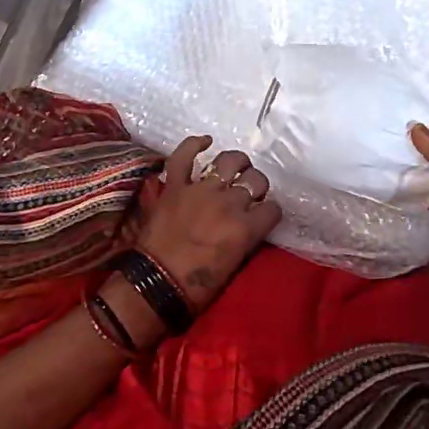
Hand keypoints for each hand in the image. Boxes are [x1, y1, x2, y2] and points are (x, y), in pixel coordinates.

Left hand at [137, 136, 282, 310]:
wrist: (155, 283)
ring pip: (228, 161)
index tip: (264, 215)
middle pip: (255, 180)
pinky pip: (183, 156)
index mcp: (246, 228)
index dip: (270, 211)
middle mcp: (228, 203)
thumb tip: (250, 223)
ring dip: (236, 163)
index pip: (273, 209)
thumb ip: (246, 238)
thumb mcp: (235, 264)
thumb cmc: (197, 287)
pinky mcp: (175, 186)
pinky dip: (194, 144)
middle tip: (248, 194)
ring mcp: (200, 190)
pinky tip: (205, 141)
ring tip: (234, 168)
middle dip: (256, 186)